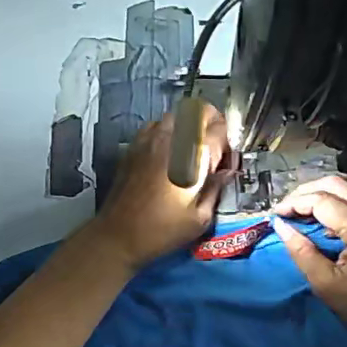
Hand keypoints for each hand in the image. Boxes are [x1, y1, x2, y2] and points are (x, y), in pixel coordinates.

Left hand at [83, 103, 231, 269]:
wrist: (118, 234)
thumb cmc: (163, 231)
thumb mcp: (200, 218)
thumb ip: (215, 189)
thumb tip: (226, 172)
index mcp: (192, 156)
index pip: (220, 129)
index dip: (228, 143)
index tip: (226, 161)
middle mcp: (171, 139)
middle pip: (199, 111)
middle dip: (212, 125)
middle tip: (214, 148)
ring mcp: (150, 139)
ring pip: (177, 115)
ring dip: (189, 126)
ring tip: (191, 150)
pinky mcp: (134, 145)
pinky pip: (156, 125)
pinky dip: (167, 131)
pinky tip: (168, 152)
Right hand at [272, 176, 346, 344]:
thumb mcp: (324, 283)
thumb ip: (300, 251)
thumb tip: (281, 226)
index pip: (320, 199)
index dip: (294, 204)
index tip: (276, 214)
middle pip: (336, 184)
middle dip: (307, 192)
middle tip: (287, 208)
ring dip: (324, 196)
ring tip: (303, 212)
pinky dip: (342, 204)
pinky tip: (330, 222)